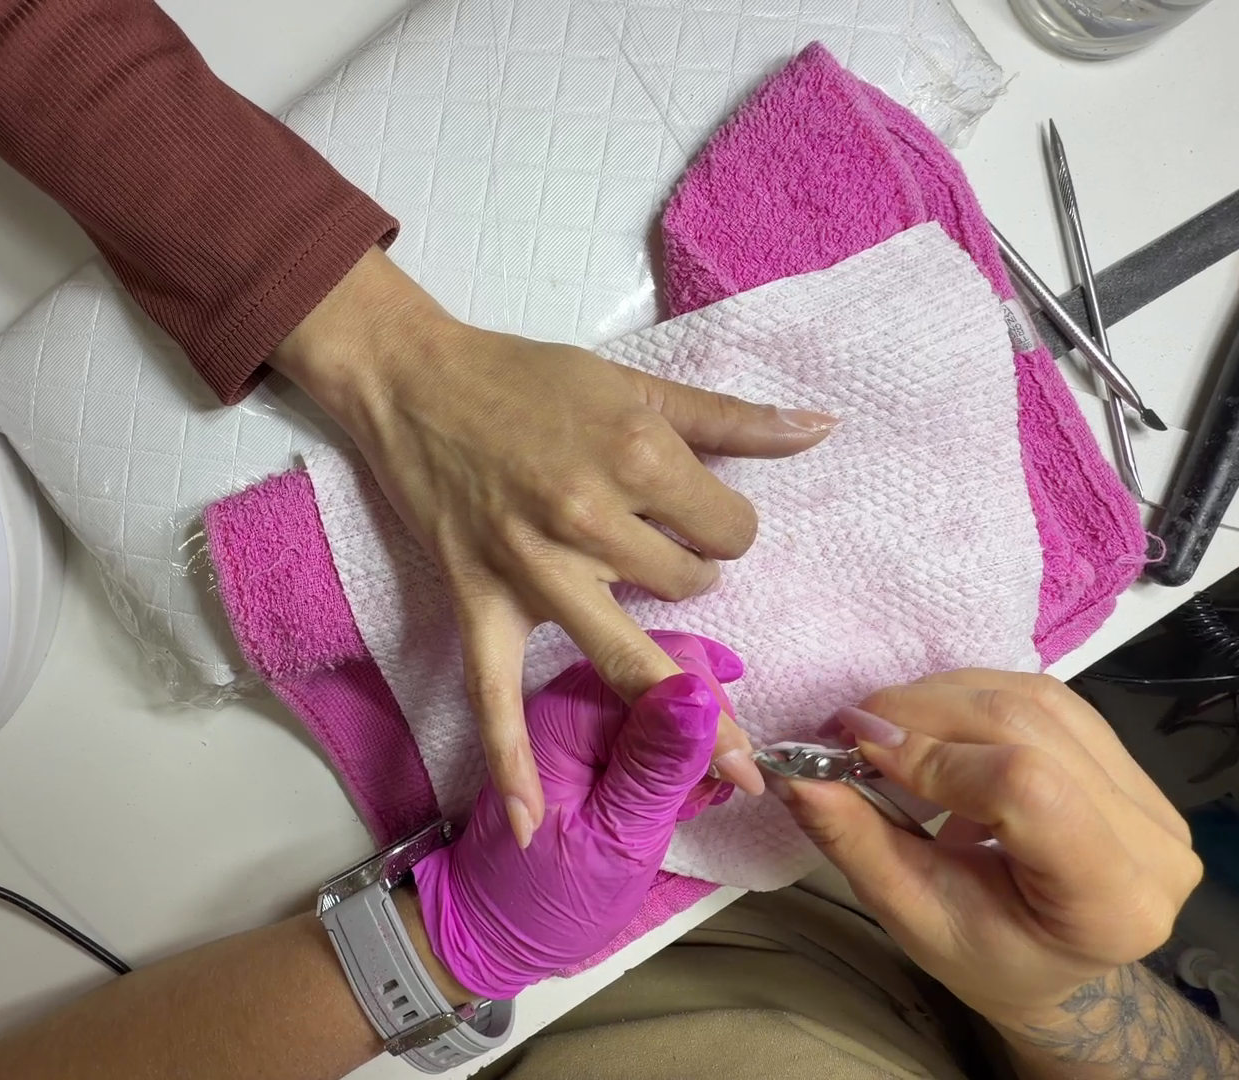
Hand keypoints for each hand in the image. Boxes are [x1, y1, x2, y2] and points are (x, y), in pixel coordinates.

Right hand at [272, 249, 833, 843]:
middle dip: (689, 567)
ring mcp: (533, 573)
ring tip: (634, 604)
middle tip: (648, 535)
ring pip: (634, 653)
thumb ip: (731, 417)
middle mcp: (591, 522)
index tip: (692, 507)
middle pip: (695, 587)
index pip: (733, 530)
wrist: (418, 381)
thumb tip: (820, 428)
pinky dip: (510, 763)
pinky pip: (494, 695)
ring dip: (656, 646)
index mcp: (637, 457)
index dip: (723, 521)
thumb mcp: (633, 383)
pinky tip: (531, 825)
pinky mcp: (480, 602)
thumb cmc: (527, 376)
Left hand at [409, 632, 741, 999]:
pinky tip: (674, 792)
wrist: (493, 928)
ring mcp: (576, 713)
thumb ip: (657, 763)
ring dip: (691, 742)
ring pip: (660, 694)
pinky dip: (670, 753)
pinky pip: (643, 719)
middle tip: (708, 793)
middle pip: (662, 670)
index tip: (730, 779)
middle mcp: (568, 696)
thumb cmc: (547, 897)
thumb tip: (698, 691)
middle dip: (702, 727)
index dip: (709, 715)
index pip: (659, 667)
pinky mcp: (585, 735)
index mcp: (567, 712)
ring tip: (691, 798)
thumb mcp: (615, 837)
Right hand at [772, 670, 1200, 1033]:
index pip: (1026, 788)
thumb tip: (794, 774)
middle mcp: (1152, 840)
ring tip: (886, 725)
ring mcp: (1150, 792)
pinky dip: (969, 692)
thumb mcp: (906, 912)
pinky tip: (934, 721)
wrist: (1046, 957)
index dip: (931, 754)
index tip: (855, 749)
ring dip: (939, 695)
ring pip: (1033, 696)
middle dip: (918, 711)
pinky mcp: (1125, 759)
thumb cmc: (982, 951)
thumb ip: (853, 840)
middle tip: (848, 728)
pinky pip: (1043, 695)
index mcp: (1109, 901)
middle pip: (1025, 724)